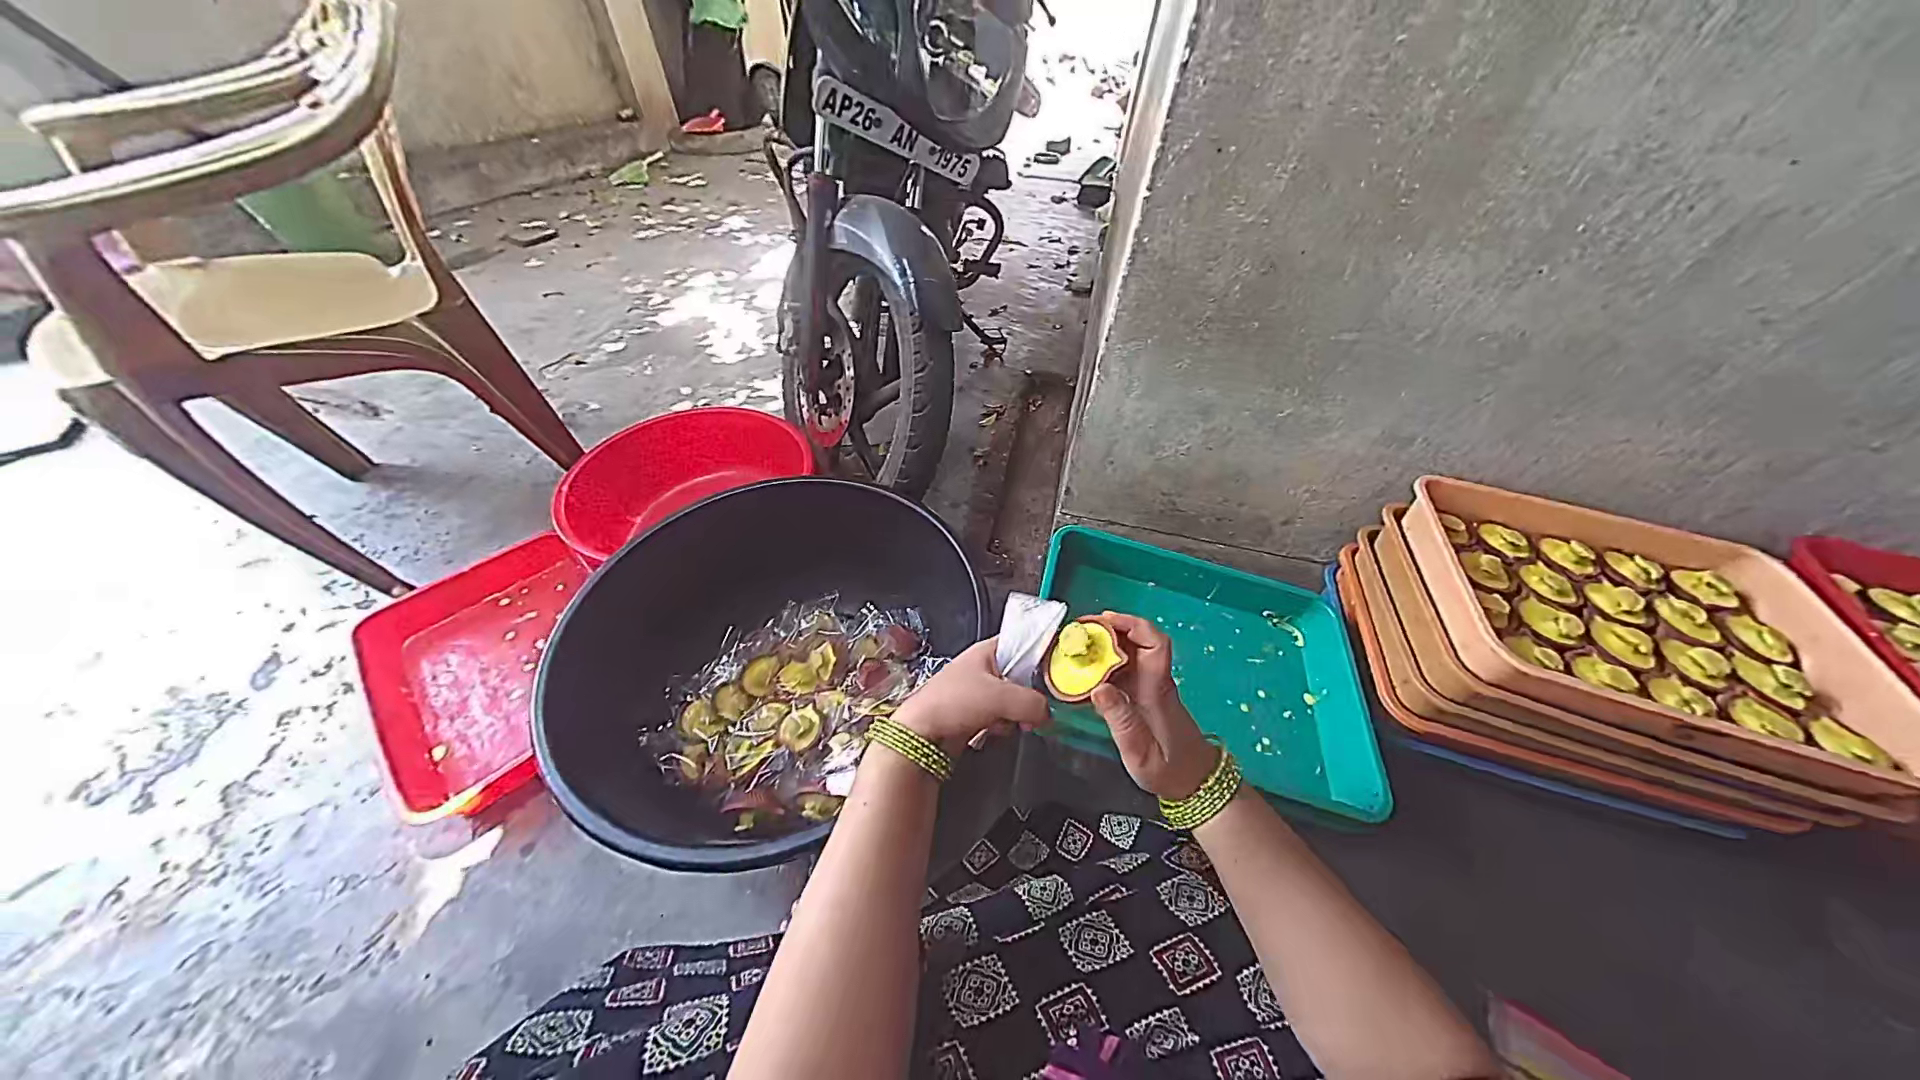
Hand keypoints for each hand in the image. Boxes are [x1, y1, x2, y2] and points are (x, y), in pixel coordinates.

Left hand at [894, 637, 1050, 756]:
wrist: (920, 734)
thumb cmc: (951, 703)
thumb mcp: (1000, 697)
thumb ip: (1032, 702)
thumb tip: (1047, 713)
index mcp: (987, 651)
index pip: (1024, 643)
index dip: (1041, 655)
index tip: (1056, 670)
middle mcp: (984, 668)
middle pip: (1022, 677)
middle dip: (1029, 696)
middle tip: (1032, 709)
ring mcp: (979, 692)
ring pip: (1013, 701)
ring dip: (1014, 716)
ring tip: (1007, 723)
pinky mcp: (974, 714)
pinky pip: (1001, 718)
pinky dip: (1001, 726)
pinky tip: (993, 732)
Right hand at [1088, 612, 1217, 799]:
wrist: (1194, 782)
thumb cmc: (1169, 769)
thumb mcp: (1140, 752)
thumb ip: (1121, 721)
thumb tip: (1099, 688)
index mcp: (1156, 689)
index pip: (1154, 643)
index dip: (1131, 624)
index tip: (1103, 620)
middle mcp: (1154, 680)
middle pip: (1138, 640)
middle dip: (1109, 629)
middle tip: (1078, 631)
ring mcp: (1149, 686)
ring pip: (1130, 652)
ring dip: (1105, 643)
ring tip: (1076, 645)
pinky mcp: (1142, 694)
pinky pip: (1124, 668)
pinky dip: (1105, 661)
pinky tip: (1085, 668)